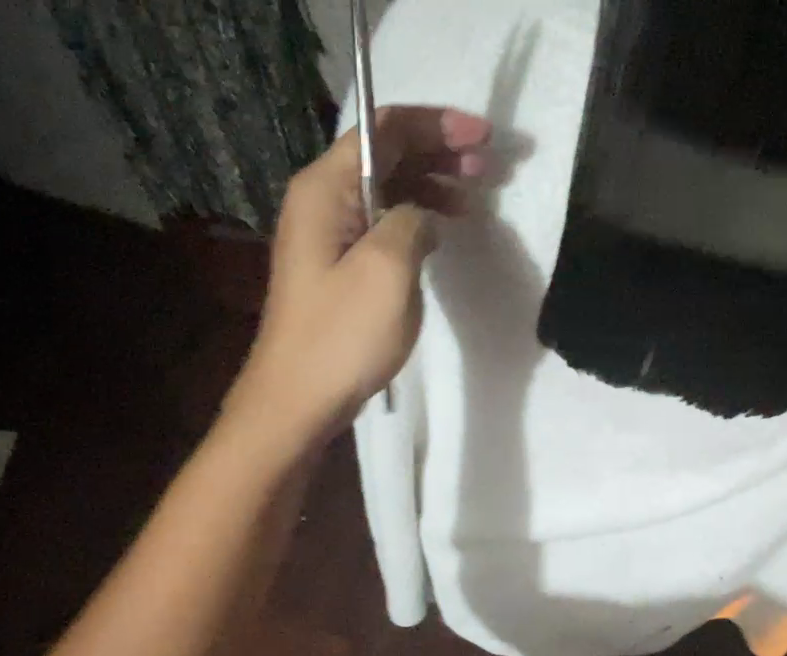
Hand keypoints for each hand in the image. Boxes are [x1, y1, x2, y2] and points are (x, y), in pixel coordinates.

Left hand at [218, 106, 491, 458]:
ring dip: (431, 186)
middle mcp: (322, 200)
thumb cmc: (341, 334)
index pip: (383, 128)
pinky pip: (383, 224)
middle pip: (386, 154)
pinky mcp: (340, 266)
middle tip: (487, 167)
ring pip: (387, 189)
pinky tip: (442, 232)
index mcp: (325, 188)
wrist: (299, 398)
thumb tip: (422, 216)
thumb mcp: (387, 269)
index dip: (435, 125)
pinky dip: (417, 219)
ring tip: (474, 198)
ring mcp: (329, 235)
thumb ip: (411, 221)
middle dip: (438, 151)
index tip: (482, 137)